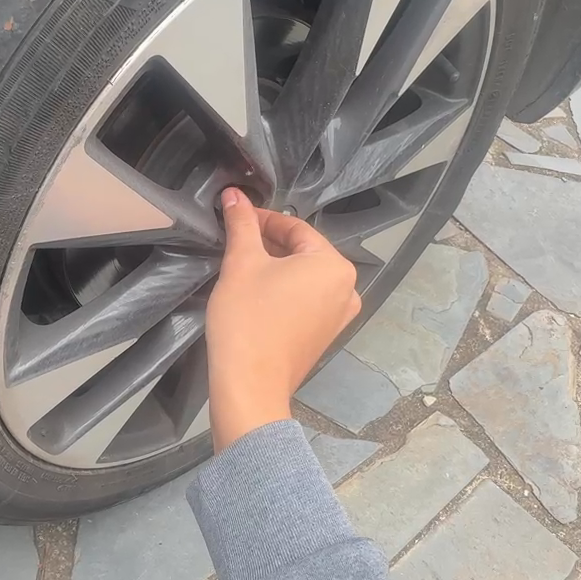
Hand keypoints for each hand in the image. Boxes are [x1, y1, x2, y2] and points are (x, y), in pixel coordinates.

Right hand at [206, 187, 361, 450]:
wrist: (250, 385)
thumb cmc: (247, 319)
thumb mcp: (241, 264)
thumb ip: (242, 225)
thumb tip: (234, 194)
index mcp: (333, 264)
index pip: (295, 228)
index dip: (262, 220)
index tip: (236, 217)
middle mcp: (346, 287)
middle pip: (303, 252)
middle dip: (269, 244)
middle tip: (235, 244)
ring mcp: (339, 315)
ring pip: (304, 277)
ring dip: (276, 268)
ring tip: (242, 269)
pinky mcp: (326, 335)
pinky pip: (306, 301)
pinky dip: (284, 292)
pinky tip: (257, 295)